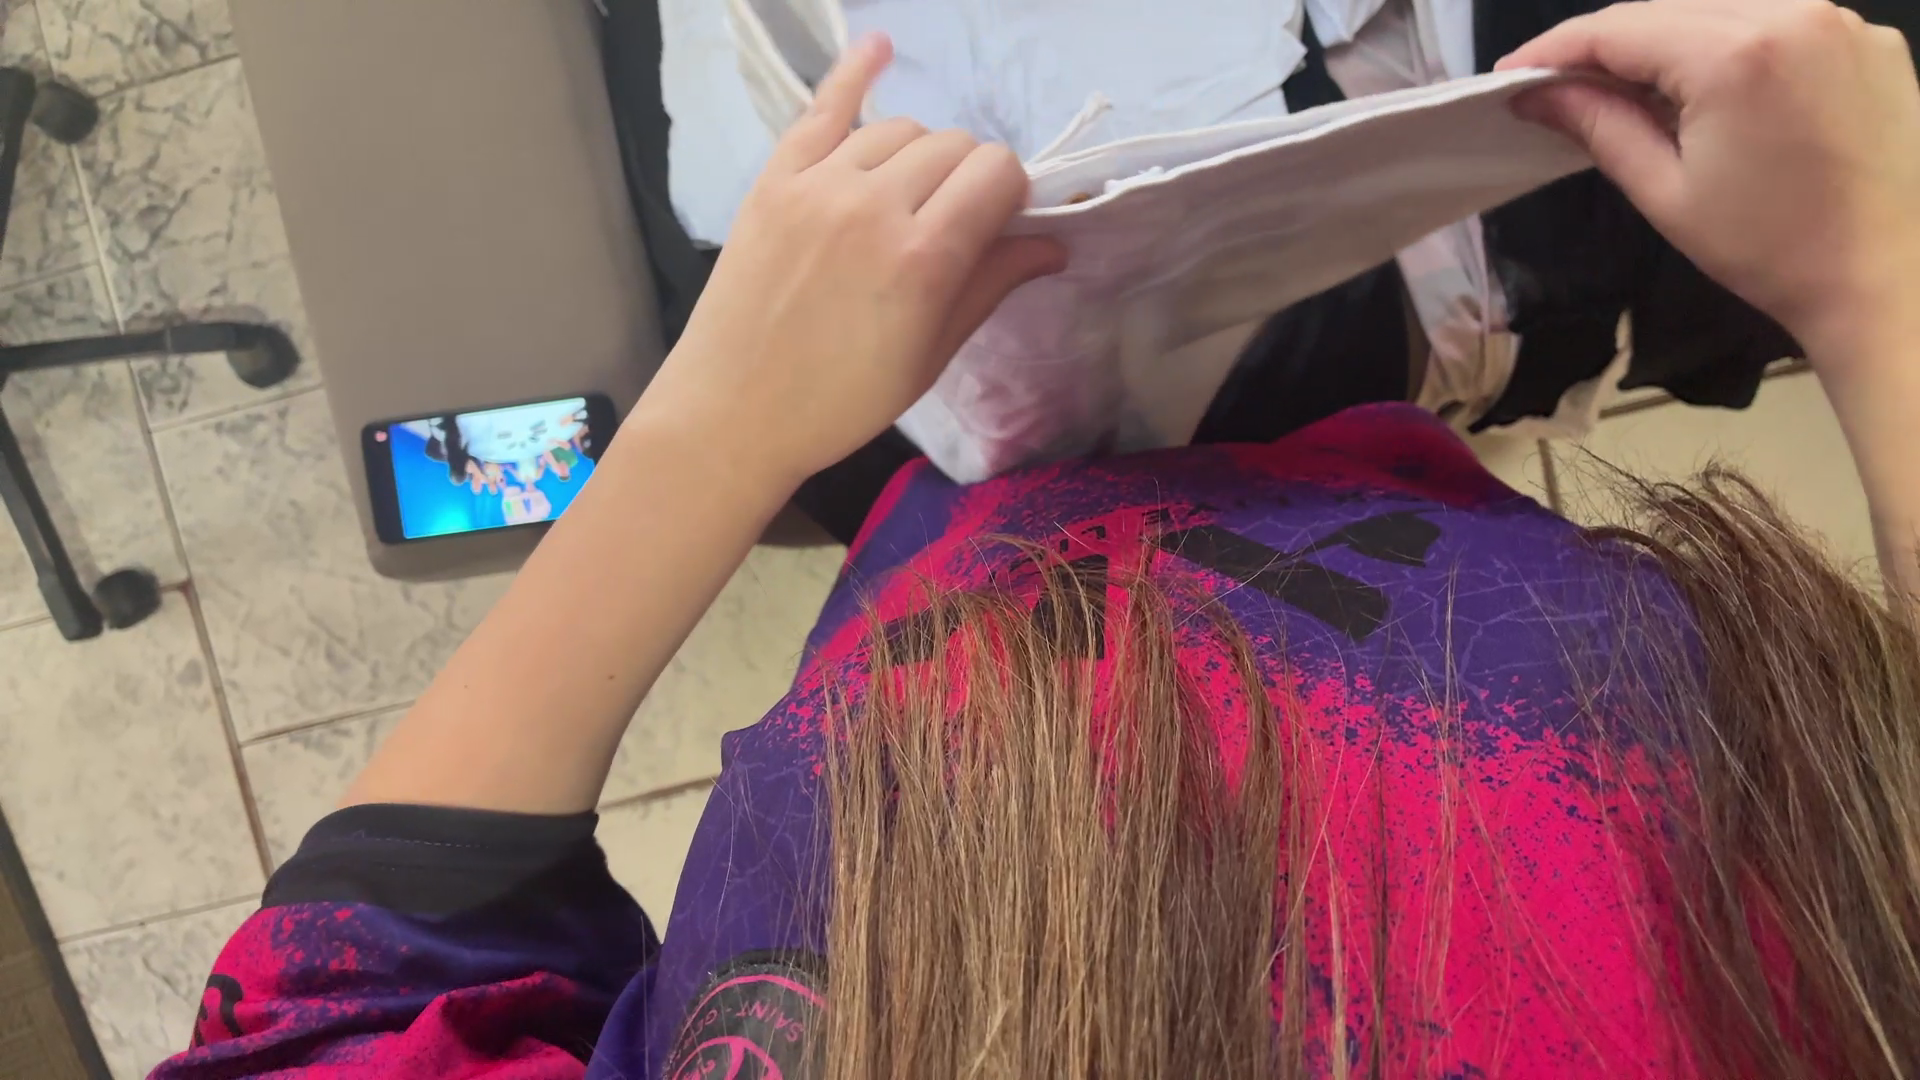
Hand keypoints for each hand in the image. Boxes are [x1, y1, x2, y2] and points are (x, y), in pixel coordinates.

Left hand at [634, 33, 1066, 488]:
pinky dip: (856, 74)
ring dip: (923, 156)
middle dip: (972, 178)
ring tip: (911, 200)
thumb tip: (1053, 245)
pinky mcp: (774, 180)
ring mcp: (817, 183)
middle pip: (955, 145)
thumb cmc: (842, 404)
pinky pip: (822, 107)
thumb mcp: (928, 359)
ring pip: (900, 129)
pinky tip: (880, 49)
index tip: (1003, 226)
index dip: (1012, 195)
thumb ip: (989, 288)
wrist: (735, 414)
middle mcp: (874, 203)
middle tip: (957, 226)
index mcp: (923, 258)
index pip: (998, 173)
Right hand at [1499, 0, 1919, 366]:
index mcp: (1738, 54)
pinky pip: (1761, 26)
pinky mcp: (1859, 39)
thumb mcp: (1659, 188)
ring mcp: (1838, 21)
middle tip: (1538, 82)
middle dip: (1594, 44)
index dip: (1554, 49)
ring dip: (1647, 45)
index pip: (1622, 30)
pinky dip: (1703, 49)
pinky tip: (1673, 89)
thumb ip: (1599, 127)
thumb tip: (1539, 95)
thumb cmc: (1757, 241)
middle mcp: (1795, 14)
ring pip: (1712, 13)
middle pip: (1665, 11)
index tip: (1507, 74)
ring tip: (1596, 88)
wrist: (1878, 264)